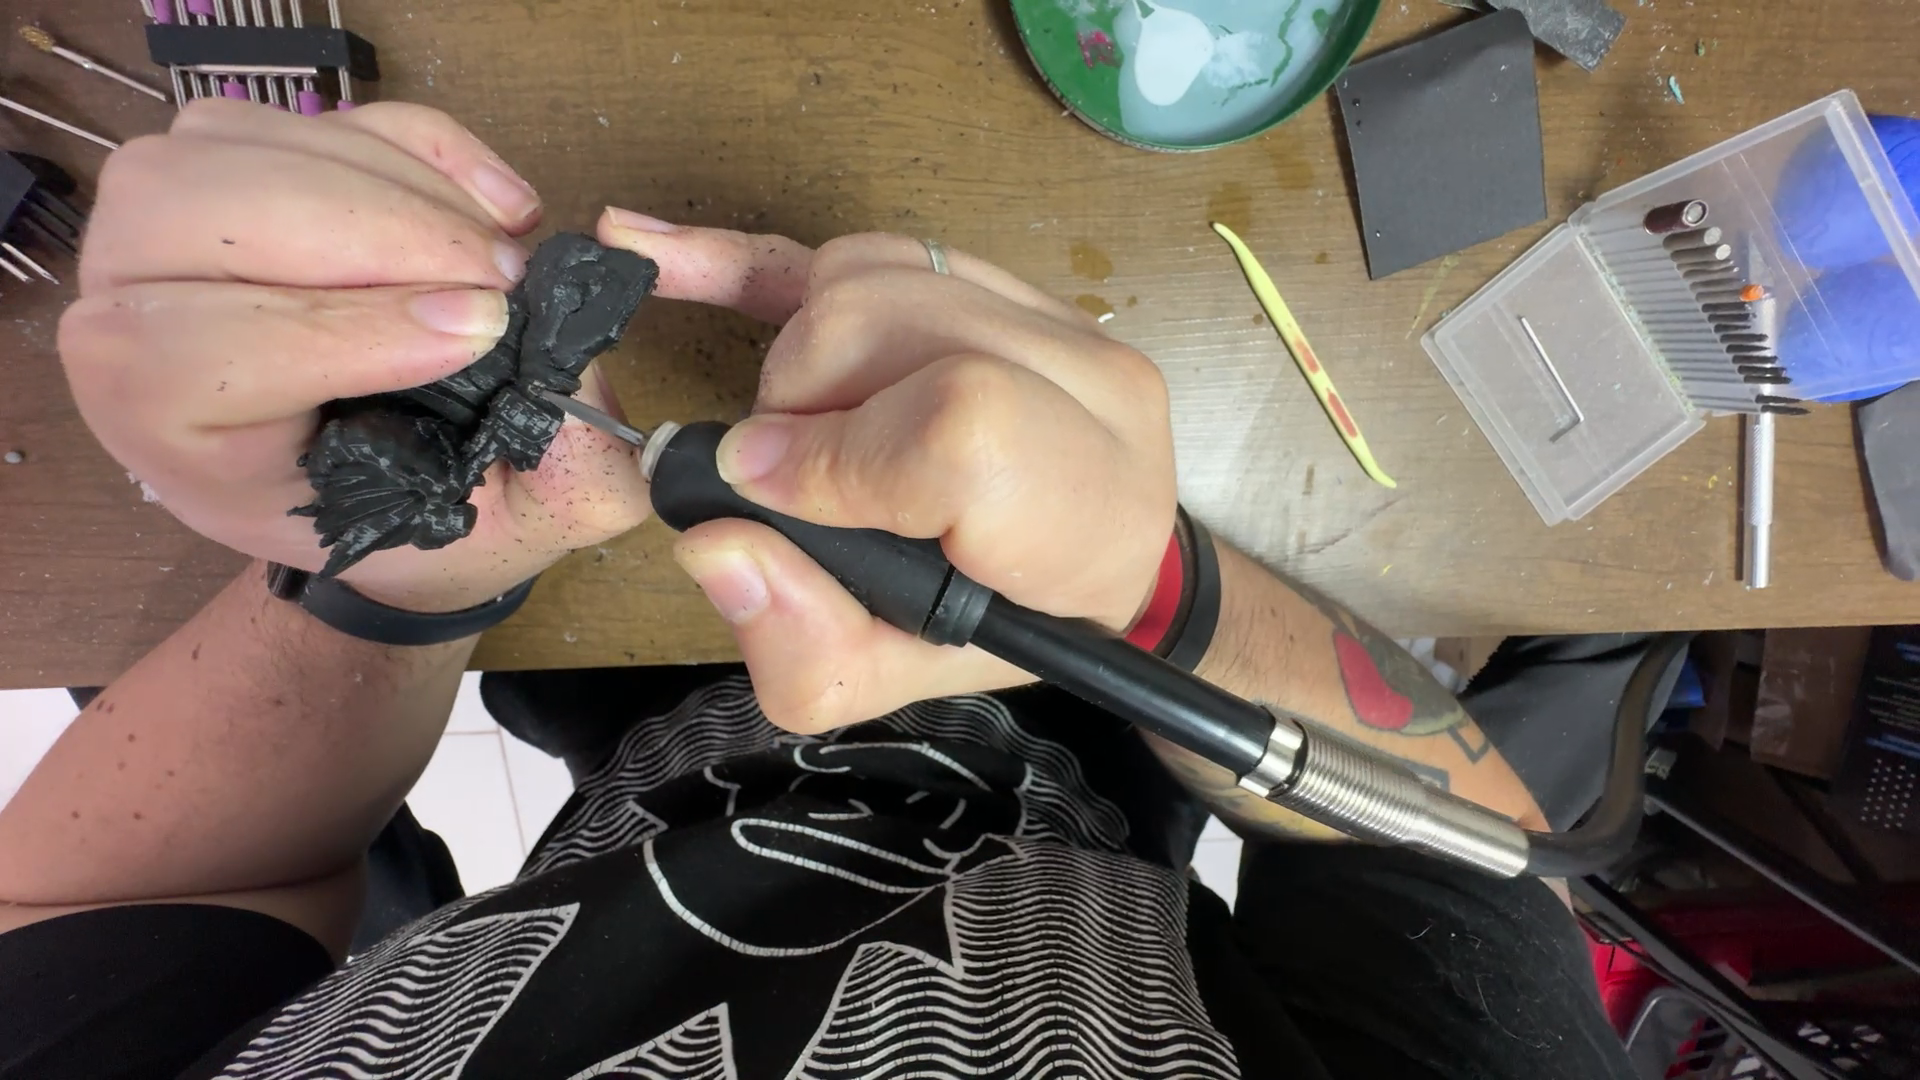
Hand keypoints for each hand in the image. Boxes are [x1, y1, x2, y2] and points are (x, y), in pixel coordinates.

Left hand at [60, 100, 648, 611]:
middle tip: (509, 280)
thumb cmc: (435, 515)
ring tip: (507, 255)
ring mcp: (183, 224)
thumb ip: (572, 483)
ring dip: (410, 187)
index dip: (345, 328)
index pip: (196, 351)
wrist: (396, 480)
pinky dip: (428, 146)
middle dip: (383, 233)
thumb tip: (580, 372)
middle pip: (203, 209)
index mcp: (182, 432)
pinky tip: (502, 209)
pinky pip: (321, 117)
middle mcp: (140, 312)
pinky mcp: (260, 170)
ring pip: (247, 143)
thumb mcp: (521, 532)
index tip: (484, 330)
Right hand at [599, 211, 1175, 730]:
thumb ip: (814, 646)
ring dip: (800, 358)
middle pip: (885, 326)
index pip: (956, 427)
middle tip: (800, 478)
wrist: (1094, 547)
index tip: (765, 489)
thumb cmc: (1009, 618)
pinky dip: (754, 256)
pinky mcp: (996, 281)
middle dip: (797, 407)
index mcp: (1082, 503)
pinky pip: (871, 245)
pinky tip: (663, 253)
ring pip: (865, 277)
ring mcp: (1049, 316)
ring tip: (815, 430)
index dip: (836, 455)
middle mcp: (1085, 386)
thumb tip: (715, 544)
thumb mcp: (910, 676)